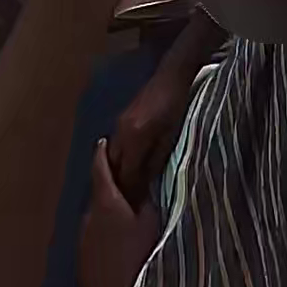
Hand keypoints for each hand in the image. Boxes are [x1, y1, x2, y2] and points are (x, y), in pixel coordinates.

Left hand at [79, 138, 161, 286]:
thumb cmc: (140, 258)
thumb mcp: (152, 221)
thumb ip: (146, 198)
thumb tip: (144, 184)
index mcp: (105, 202)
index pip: (101, 168)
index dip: (102, 153)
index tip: (103, 141)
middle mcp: (89, 217)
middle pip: (98, 192)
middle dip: (109, 185)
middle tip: (124, 179)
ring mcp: (82, 242)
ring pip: (95, 215)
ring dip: (106, 209)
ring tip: (123, 210)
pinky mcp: (82, 263)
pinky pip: (92, 235)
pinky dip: (102, 229)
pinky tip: (115, 238)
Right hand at [108, 68, 189, 205]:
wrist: (171, 75)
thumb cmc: (176, 106)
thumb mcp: (170, 137)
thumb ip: (155, 162)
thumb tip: (144, 185)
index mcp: (134, 138)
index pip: (124, 175)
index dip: (127, 194)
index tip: (131, 211)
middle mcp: (121, 132)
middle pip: (112, 167)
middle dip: (116, 186)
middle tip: (124, 205)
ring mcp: (119, 123)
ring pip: (110, 156)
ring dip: (115, 173)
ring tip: (123, 189)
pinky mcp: (121, 118)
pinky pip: (114, 145)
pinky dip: (117, 159)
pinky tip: (126, 167)